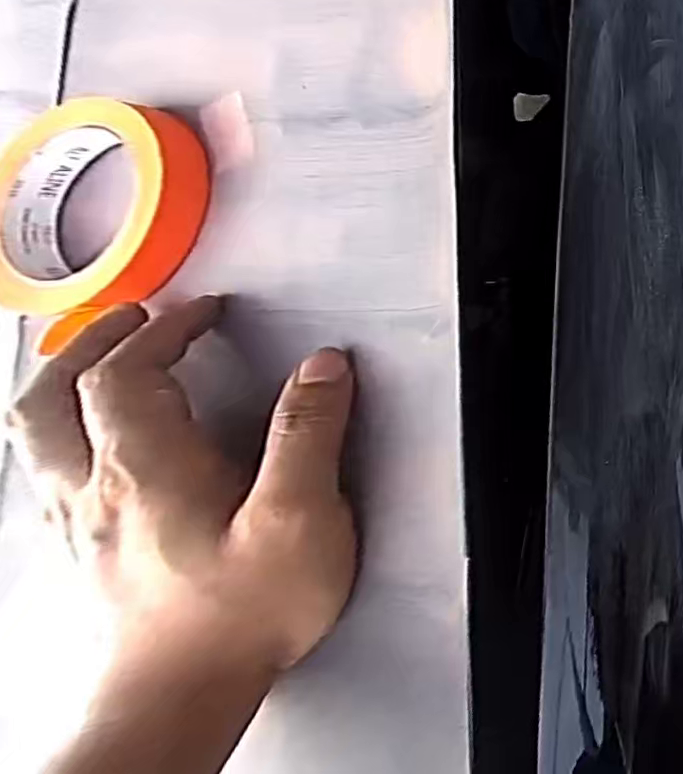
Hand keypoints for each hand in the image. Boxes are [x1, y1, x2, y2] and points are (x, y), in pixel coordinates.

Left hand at [5, 297, 357, 678]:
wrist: (178, 698)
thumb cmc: (249, 604)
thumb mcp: (302, 513)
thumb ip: (310, 433)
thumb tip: (323, 364)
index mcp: (149, 474)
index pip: (131, 379)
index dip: (167, 333)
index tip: (209, 309)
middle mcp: (94, 491)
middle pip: (52, 401)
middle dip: (94, 346)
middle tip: (141, 317)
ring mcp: (77, 524)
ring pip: (35, 437)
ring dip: (67, 382)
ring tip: (110, 357)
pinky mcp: (82, 550)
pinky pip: (47, 471)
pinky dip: (67, 429)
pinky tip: (101, 436)